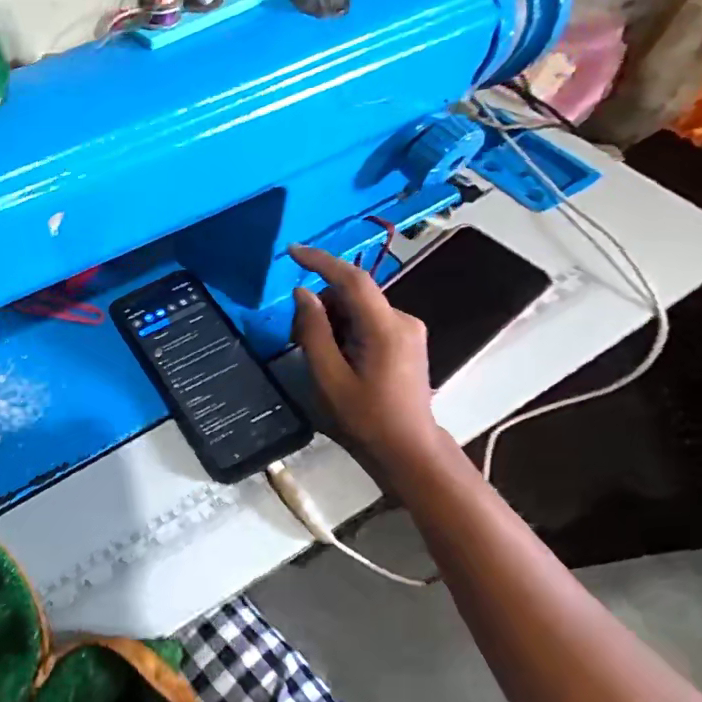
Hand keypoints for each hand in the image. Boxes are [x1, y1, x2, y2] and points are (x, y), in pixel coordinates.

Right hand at [289, 244, 449, 464]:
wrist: (409, 450)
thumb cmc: (367, 419)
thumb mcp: (329, 378)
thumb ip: (314, 332)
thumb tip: (302, 293)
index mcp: (385, 328)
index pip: (353, 279)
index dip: (321, 260)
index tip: (292, 251)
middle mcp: (402, 320)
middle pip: (352, 294)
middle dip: (321, 307)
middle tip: (295, 338)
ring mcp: (408, 329)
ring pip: (359, 307)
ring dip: (333, 321)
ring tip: (317, 355)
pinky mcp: (407, 339)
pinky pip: (369, 320)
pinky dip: (347, 329)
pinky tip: (337, 356)